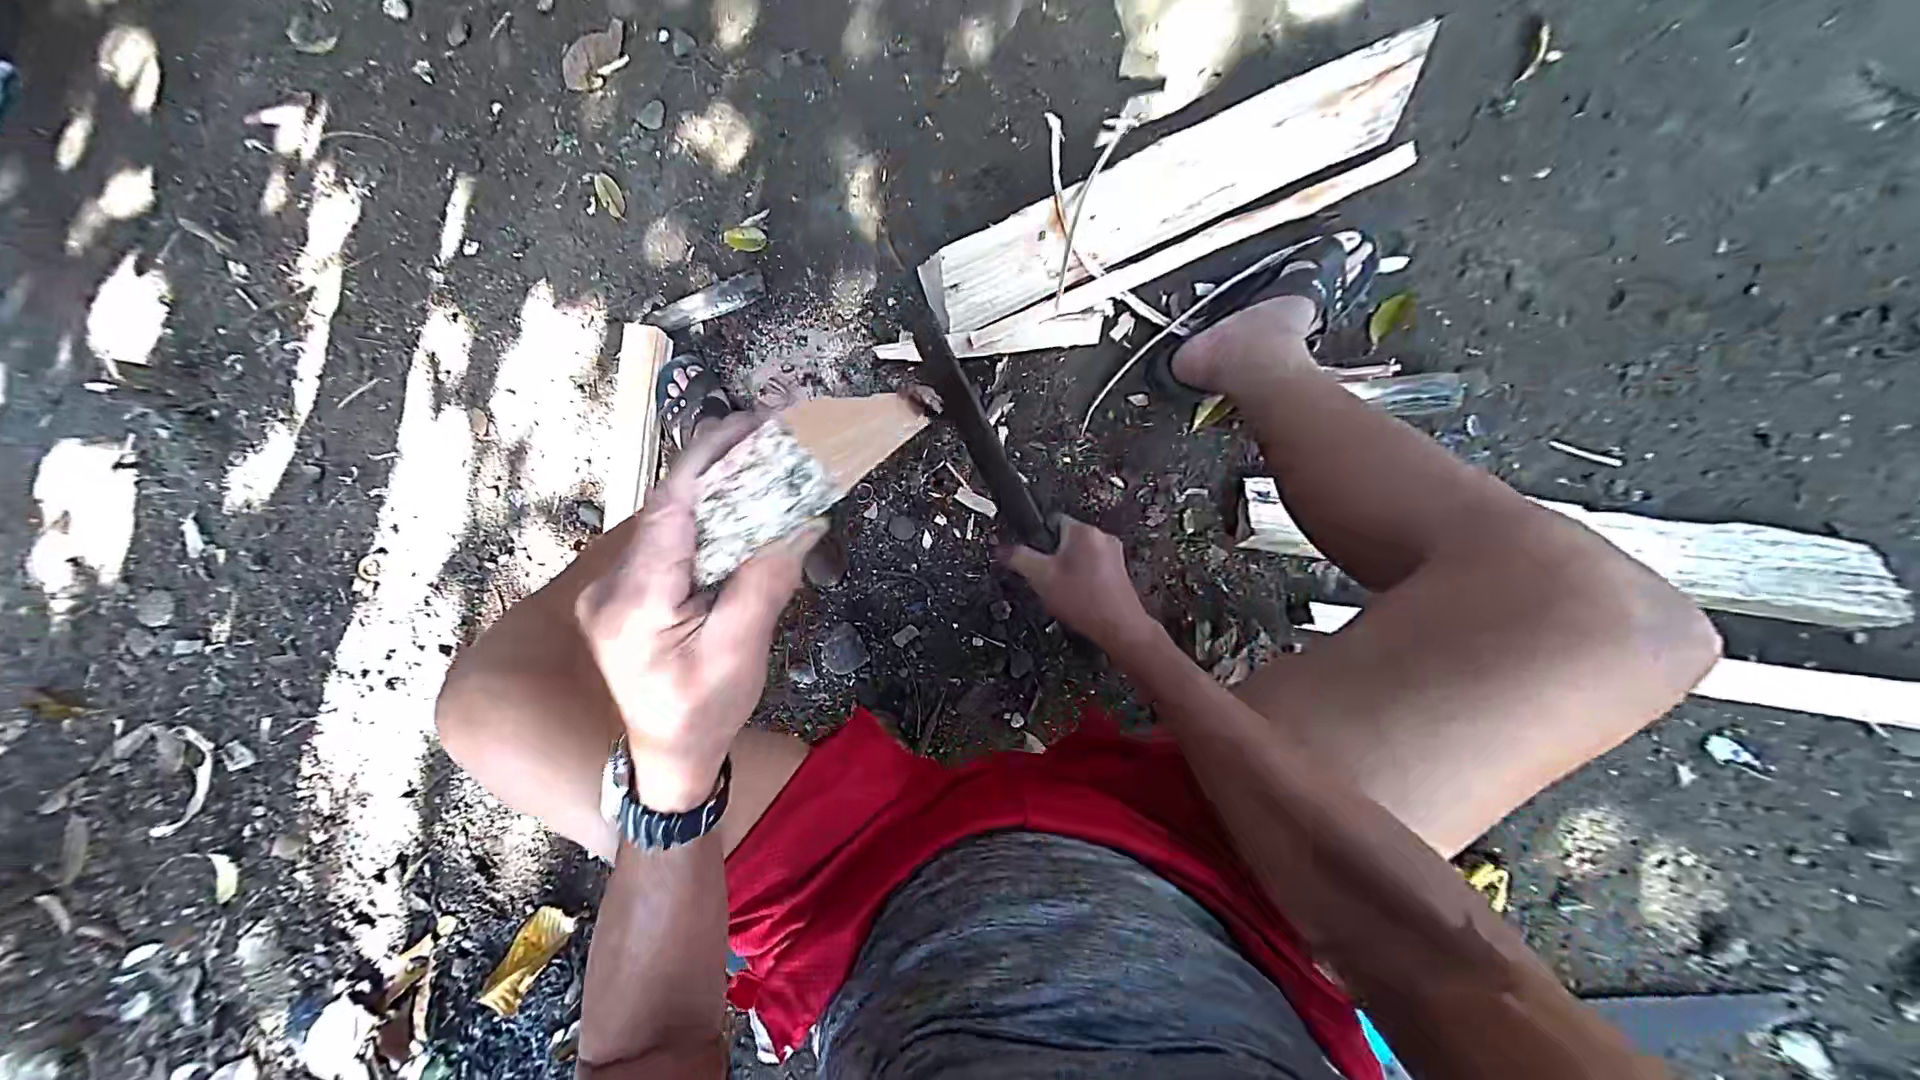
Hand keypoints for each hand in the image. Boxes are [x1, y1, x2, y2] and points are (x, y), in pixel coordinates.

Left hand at [575, 413, 823, 811]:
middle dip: (719, 464)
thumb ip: (765, 583)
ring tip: (763, 460)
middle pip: (670, 506)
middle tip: (769, 433)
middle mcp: (614, 584)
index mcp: (634, 599)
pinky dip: (711, 517)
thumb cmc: (704, 712)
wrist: (667, 758)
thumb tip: (802, 522)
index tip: (752, 425)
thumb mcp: (740, 651)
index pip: (670, 508)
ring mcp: (618, 587)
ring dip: (717, 488)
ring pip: (671, 520)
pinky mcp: (633, 592)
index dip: (710, 459)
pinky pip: (674, 541)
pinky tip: (742, 506)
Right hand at [1001, 517, 1155, 653]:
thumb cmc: (1087, 603)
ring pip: (1076, 557)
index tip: (1032, 556)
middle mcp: (1102, 538)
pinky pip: (1090, 570)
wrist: (1118, 628)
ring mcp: (1112, 555)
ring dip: (1065, 572)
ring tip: (1063, 591)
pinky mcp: (1117, 572)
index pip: (1050, 520)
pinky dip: (1080, 581)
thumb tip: (1002, 550)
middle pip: (1062, 540)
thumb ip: (1018, 558)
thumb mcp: (1039, 577)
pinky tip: (1077, 598)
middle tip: (1047, 579)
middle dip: (1051, 559)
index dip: (1036, 539)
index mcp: (1083, 531)